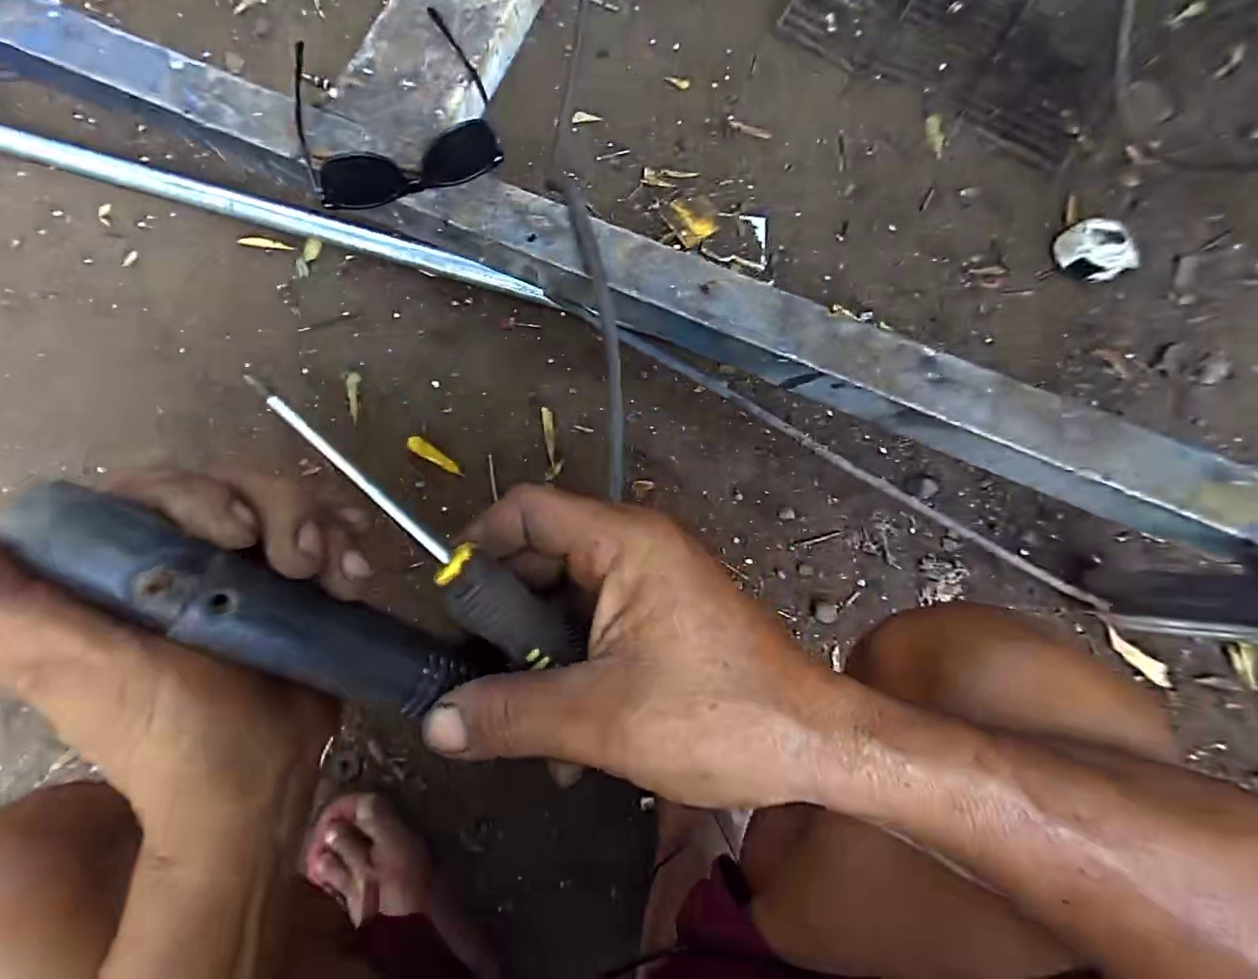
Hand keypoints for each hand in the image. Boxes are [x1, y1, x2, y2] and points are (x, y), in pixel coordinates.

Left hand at [0, 467, 374, 844]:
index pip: (151, 485)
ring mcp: (239, 564)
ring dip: (318, 522)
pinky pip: (322, 533)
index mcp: (116, 561)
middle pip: (230, 483)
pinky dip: (344, 542)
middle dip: (277, 505)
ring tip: (338, 570)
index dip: (197, 493)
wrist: (258, 789)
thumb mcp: (81, 675)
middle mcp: (175, 551)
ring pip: (284, 500)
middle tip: (300, 558)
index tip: (231, 534)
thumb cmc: (168, 742)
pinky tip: (357, 573)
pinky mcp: (289, 580)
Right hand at [419, 484, 875, 809]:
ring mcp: (648, 579)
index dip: (477, 543)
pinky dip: (566, 661)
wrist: (822, 748)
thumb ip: (510, 715)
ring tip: (520, 710)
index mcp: (623, 541)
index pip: (525, 509)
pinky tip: (561, 724)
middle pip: (537, 553)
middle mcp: (634, 545)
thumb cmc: (719, 717)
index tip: (451, 600)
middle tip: (483, 667)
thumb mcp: (601, 720)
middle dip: (504, 613)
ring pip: (560, 595)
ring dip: (535, 650)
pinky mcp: (657, 613)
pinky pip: (589, 621)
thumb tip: (435, 723)